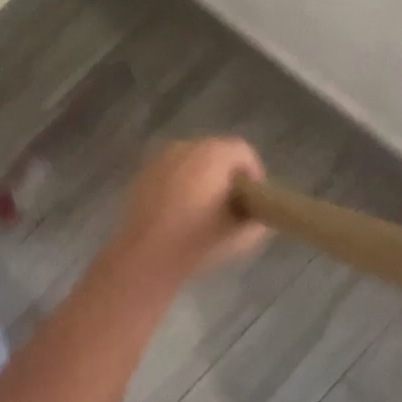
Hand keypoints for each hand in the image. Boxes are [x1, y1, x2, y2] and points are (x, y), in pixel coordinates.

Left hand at [103, 138, 268, 280]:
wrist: (148, 255)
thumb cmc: (199, 241)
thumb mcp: (243, 235)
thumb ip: (258, 216)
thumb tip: (255, 211)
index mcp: (215, 155)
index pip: (243, 151)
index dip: (253, 173)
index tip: (254, 198)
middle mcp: (187, 146)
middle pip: (216, 151)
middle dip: (226, 173)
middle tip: (230, 202)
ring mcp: (161, 157)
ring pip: (191, 159)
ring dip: (201, 175)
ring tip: (202, 206)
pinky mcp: (143, 172)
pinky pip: (171, 170)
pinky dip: (178, 182)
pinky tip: (178, 208)